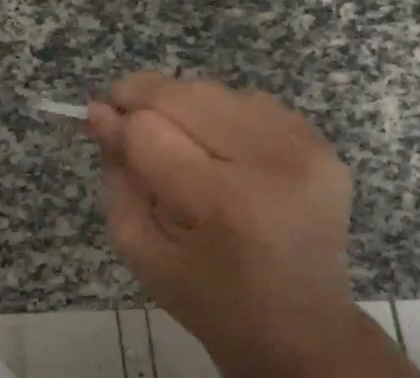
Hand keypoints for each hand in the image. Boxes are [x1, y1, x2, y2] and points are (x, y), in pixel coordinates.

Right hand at [88, 73, 414, 377]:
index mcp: (228, 203)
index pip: (146, 128)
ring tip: (179, 147)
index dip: (116, 129)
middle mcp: (273, 165)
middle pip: (177, 93)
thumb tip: (99, 113)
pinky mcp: (320, 144)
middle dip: (139, 103)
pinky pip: (242, 98)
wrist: (303, 331)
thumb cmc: (209, 296)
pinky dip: (216, 113)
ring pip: (206, 89)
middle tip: (129, 132)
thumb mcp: (138, 246)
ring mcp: (304, 150)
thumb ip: (114, 174)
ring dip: (177, 107)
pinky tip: (219, 150)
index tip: (108, 142)